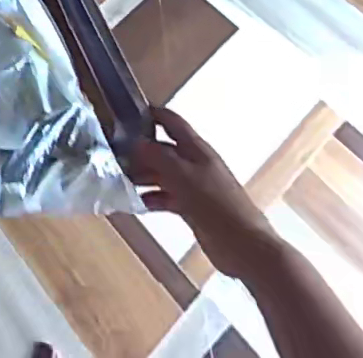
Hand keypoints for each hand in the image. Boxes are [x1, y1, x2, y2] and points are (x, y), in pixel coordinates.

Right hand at [130, 106, 275, 277]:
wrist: (246, 248)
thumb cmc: (216, 205)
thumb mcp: (183, 176)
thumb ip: (158, 156)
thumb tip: (136, 142)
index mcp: (195, 148)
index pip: (171, 121)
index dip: (151, 114)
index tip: (126, 114)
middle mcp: (194, 163)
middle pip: (164, 148)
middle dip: (141, 150)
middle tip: (115, 156)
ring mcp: (195, 187)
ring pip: (164, 173)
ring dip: (144, 175)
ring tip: (122, 180)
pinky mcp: (194, 209)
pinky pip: (168, 197)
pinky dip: (154, 198)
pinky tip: (138, 203)